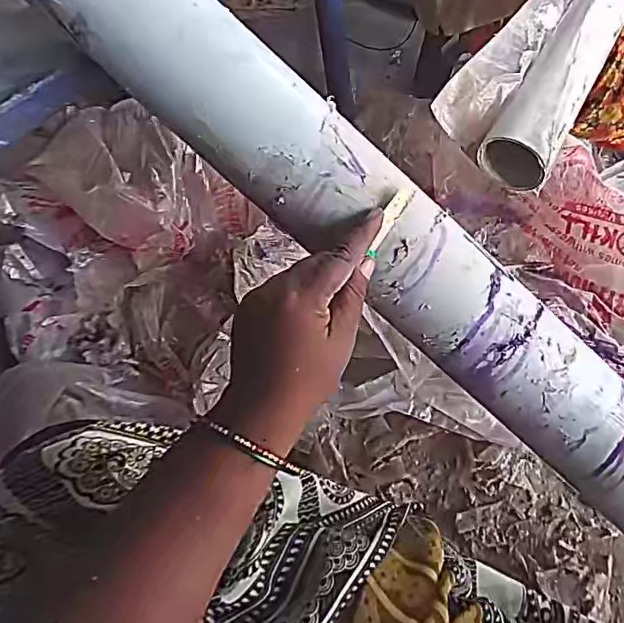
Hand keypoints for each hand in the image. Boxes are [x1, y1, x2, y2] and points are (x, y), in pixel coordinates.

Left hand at [217, 211, 380, 444]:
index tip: (374, 215)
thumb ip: (352, 297)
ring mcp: (258, 294)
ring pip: (296, 274)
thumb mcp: (341, 341)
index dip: (360, 236)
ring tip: (324, 313)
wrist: (260, 406)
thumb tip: (364, 263)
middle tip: (353, 280)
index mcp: (303, 295)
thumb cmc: (308, 380)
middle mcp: (276, 287)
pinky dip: (295, 292)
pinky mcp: (248, 304)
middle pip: (314, 263)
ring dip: (314, 280)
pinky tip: (301, 319)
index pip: (339, 257)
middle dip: (335, 266)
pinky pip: (279, 287)